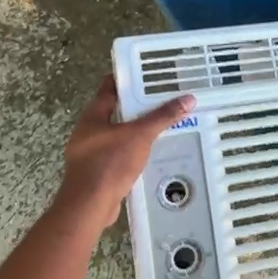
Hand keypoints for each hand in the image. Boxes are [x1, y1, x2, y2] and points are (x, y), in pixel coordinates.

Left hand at [54, 77, 195, 234]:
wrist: (90, 204)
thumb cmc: (109, 162)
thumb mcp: (140, 135)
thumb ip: (163, 117)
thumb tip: (188, 99)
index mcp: (93, 116)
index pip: (109, 88)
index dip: (126, 79)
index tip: (146, 74)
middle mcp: (89, 132)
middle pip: (115, 112)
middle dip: (137, 107)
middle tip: (162, 99)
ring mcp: (91, 153)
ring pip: (118, 135)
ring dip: (137, 131)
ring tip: (162, 126)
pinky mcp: (98, 172)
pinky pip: (119, 155)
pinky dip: (134, 152)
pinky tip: (151, 154)